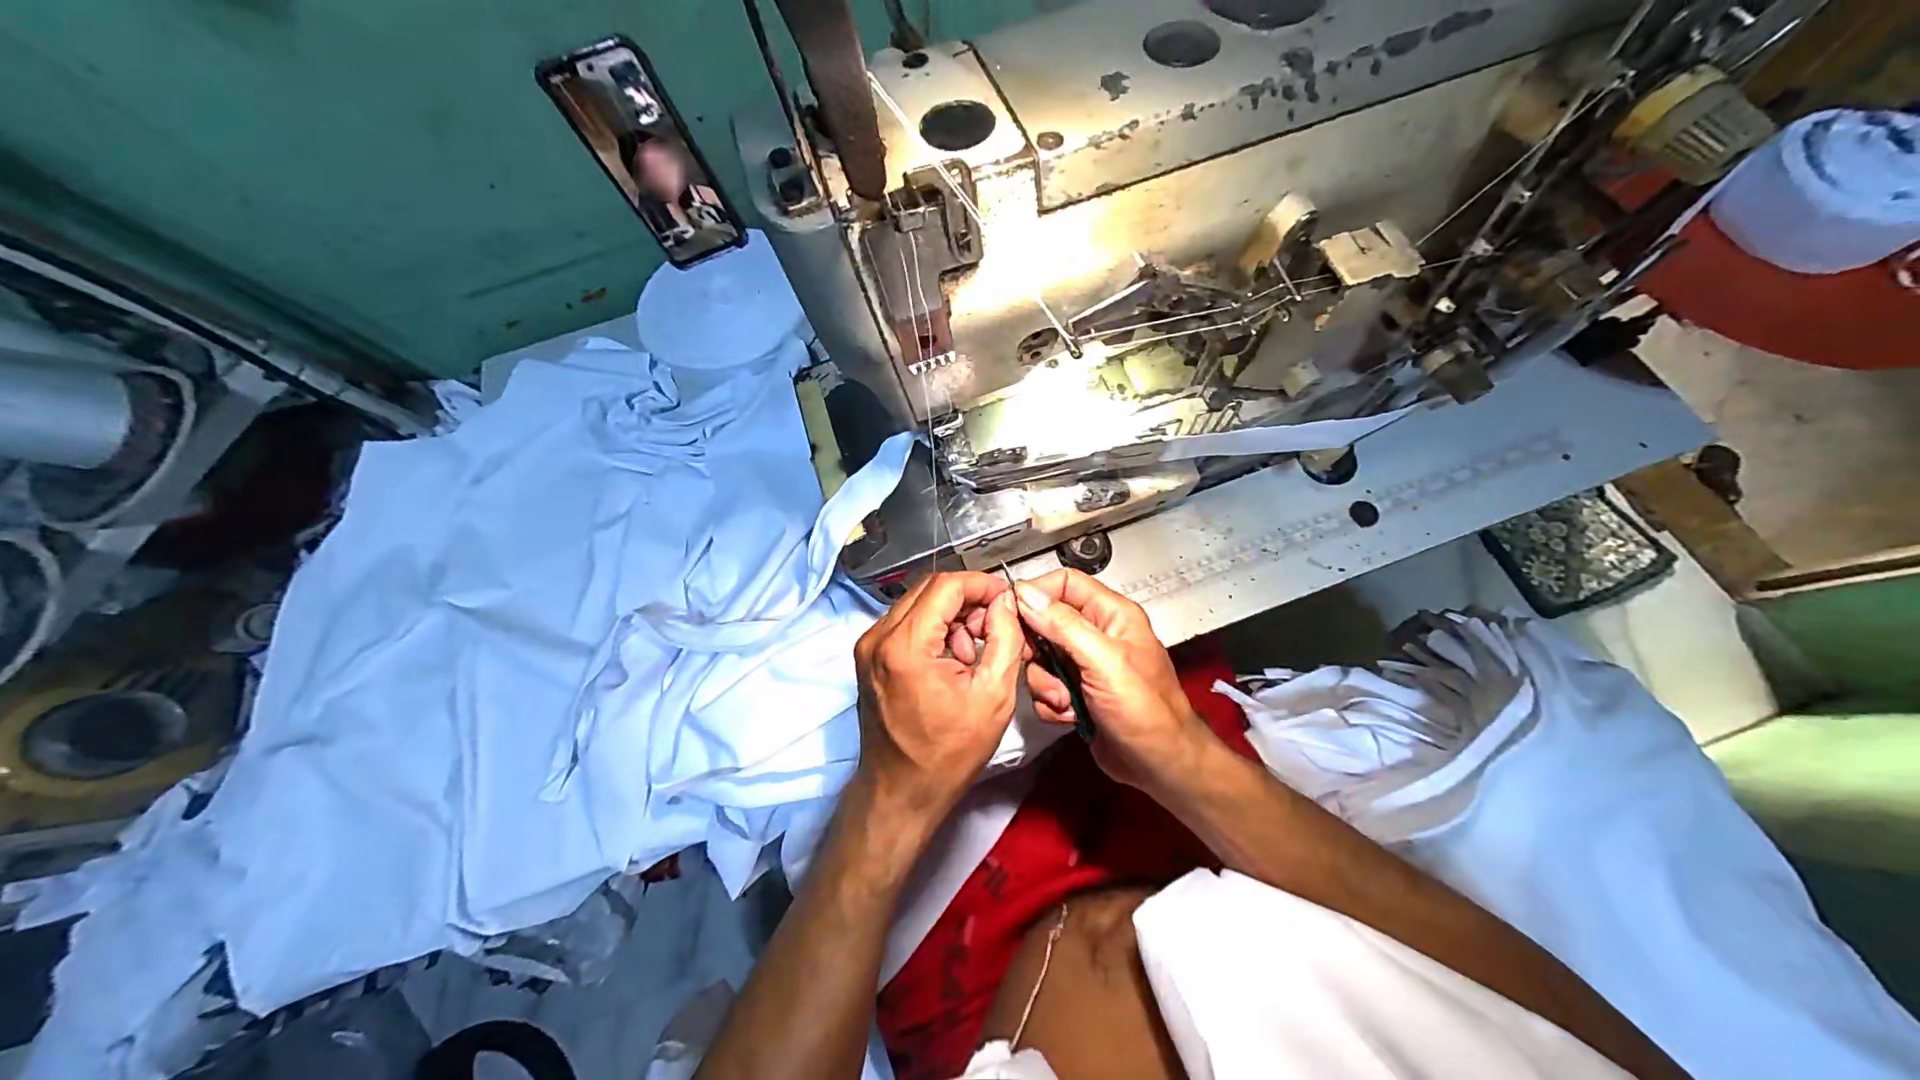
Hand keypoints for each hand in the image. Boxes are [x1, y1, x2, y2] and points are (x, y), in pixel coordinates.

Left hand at [853, 571, 1025, 821]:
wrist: (901, 791)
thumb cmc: (948, 753)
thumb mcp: (993, 695)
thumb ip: (1005, 638)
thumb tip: (1006, 602)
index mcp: (905, 646)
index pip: (946, 585)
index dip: (981, 585)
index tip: (1006, 597)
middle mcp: (877, 638)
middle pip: (929, 589)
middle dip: (967, 600)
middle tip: (994, 625)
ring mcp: (867, 647)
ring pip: (917, 604)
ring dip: (950, 615)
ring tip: (973, 651)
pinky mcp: (867, 657)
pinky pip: (904, 624)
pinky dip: (932, 630)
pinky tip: (951, 659)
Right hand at [1014, 569, 1212, 794]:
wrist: (1160, 766)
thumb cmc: (1147, 712)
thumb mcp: (1104, 661)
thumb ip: (1064, 625)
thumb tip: (1026, 594)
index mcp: (1112, 615)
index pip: (1064, 584)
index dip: (1035, 593)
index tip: (1012, 613)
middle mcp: (1097, 634)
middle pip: (1045, 621)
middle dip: (1035, 647)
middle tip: (1033, 663)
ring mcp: (1086, 664)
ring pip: (1041, 658)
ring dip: (1044, 682)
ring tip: (1063, 700)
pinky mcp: (1077, 691)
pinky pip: (1045, 686)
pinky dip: (1050, 703)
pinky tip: (1070, 715)